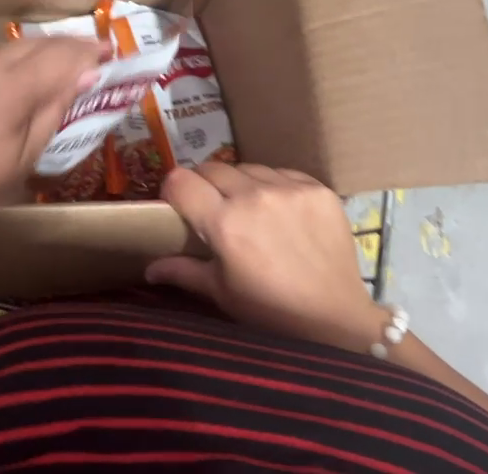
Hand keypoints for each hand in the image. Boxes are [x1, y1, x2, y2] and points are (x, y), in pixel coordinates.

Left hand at [0, 39, 101, 220]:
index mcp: (5, 88)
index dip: (86, 52)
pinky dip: (5, 64)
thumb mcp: (27, 152)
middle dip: (65, 47)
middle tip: (93, 53)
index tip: (110, 50)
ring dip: (35, 54)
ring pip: (9, 48)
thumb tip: (89, 74)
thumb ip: (57, 107)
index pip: (57, 57)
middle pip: (34, 44)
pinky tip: (14, 80)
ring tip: (58, 66)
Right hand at [145, 163, 386, 352]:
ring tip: (251, 211)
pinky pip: (281, 172)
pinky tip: (280, 211)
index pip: (180, 180)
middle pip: (211, 168)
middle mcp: (253, 196)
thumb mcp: (223, 294)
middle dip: (205, 185)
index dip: (174, 191)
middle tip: (215, 210)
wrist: (338, 320)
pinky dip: (274, 186)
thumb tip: (149, 268)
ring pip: (247, 167)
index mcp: (225, 223)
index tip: (179, 206)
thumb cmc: (272, 311)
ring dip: (241, 184)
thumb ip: (183, 271)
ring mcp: (289, 189)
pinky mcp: (317, 188)